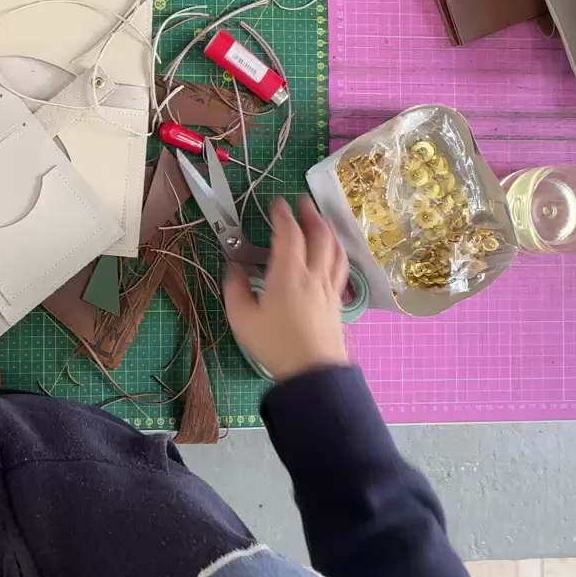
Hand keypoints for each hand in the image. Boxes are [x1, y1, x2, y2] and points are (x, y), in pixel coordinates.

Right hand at [223, 195, 350, 381]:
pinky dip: (336, 252)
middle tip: (303, 203)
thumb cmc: (274, 344)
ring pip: (336, 250)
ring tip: (321, 222)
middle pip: (320, 236)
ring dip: (328, 231)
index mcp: (288, 274)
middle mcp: (313, 275)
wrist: (312, 372)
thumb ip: (236, 288)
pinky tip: (332, 255)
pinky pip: (340, 268)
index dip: (284, 216)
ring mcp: (329, 288)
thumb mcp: (242, 318)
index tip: (278, 204)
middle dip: (312, 216)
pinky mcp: (337, 302)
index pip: (289, 235)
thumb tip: (235, 268)